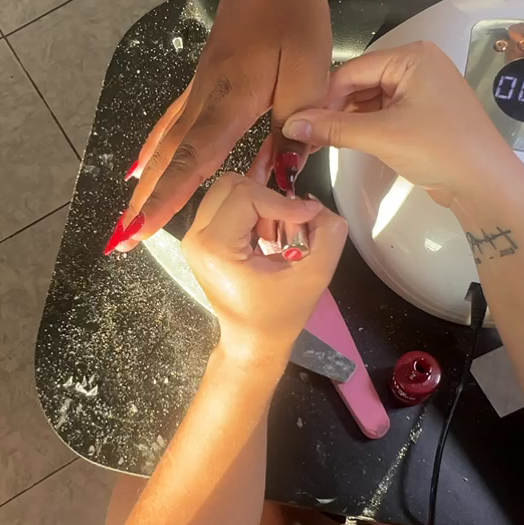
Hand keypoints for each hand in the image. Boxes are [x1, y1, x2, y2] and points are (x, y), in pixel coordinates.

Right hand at [112, 0, 330, 250]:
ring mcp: (197, 93)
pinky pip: (169, 128)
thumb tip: (281, 177)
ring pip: (164, 148)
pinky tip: (138, 168)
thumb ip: (293, 127)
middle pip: (168, 161)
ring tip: (125, 218)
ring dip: (145, 186)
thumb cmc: (292, 17)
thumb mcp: (309, 73)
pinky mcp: (200, 86)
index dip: (167, 198)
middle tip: (119, 240)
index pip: (192, 160)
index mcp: (230, 102)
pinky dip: (151, 154)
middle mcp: (203, 103)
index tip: (141, 230)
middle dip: (144, 204)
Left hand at [182, 174, 345, 360]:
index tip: (308, 218)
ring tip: (275, 235)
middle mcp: (196, 237)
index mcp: (215, 248)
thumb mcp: (316, 276)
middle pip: (232, 184)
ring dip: (259, 204)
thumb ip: (330, 233)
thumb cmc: (280, 315)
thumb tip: (316, 205)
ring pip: (228, 189)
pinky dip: (251, 210)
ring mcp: (194, 236)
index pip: (246, 195)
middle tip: (287, 227)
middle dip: (267, 199)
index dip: (283, 202)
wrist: (252, 340)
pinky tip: (265, 235)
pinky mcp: (201, 237)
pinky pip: (225, 203)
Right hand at [280, 42, 523, 207]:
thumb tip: (290, 125)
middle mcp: (417, 63)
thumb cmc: (437, 149)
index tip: (297, 125)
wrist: (484, 183)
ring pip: (369, 99)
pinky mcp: (423, 111)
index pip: (351, 70)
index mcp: (411, 56)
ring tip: (322, 143)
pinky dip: (364, 126)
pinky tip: (346, 141)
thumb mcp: (381, 136)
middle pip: (359, 82)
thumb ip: (332, 128)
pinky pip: (384, 111)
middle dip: (334, 110)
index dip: (323, 98)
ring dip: (347, 120)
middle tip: (306, 138)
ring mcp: (422, 88)